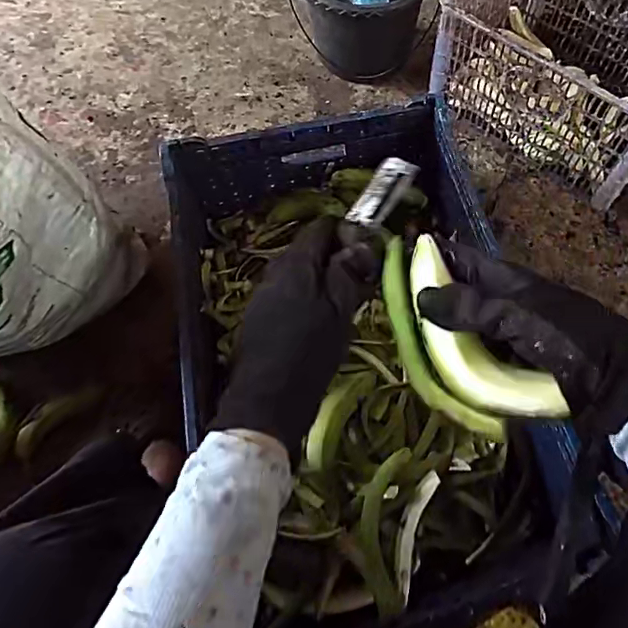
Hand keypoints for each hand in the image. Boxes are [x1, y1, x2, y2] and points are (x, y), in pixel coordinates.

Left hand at [211, 218, 378, 453]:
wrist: (268, 401)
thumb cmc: (311, 352)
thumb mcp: (341, 310)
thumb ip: (349, 271)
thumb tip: (361, 243)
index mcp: (297, 263)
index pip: (322, 226)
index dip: (348, 232)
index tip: (367, 253)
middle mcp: (275, 270)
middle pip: (310, 247)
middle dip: (338, 256)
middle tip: (363, 279)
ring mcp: (264, 292)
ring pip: (301, 271)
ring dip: (325, 277)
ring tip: (348, 301)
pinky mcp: (260, 315)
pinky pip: (290, 291)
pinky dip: (310, 295)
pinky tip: (323, 319)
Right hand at [414, 241, 627, 438]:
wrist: (615, 383)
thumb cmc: (570, 339)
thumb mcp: (519, 317)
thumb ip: (472, 307)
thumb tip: (421, 295)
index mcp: (509, 281)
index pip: (462, 259)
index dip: (433, 254)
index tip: (397, 258)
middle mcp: (505, 304)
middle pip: (460, 294)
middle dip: (430, 299)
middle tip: (393, 310)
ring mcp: (509, 336)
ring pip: (465, 328)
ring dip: (441, 333)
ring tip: (407, 341)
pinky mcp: (514, 366)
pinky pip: (477, 357)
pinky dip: (458, 360)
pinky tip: (437, 370)